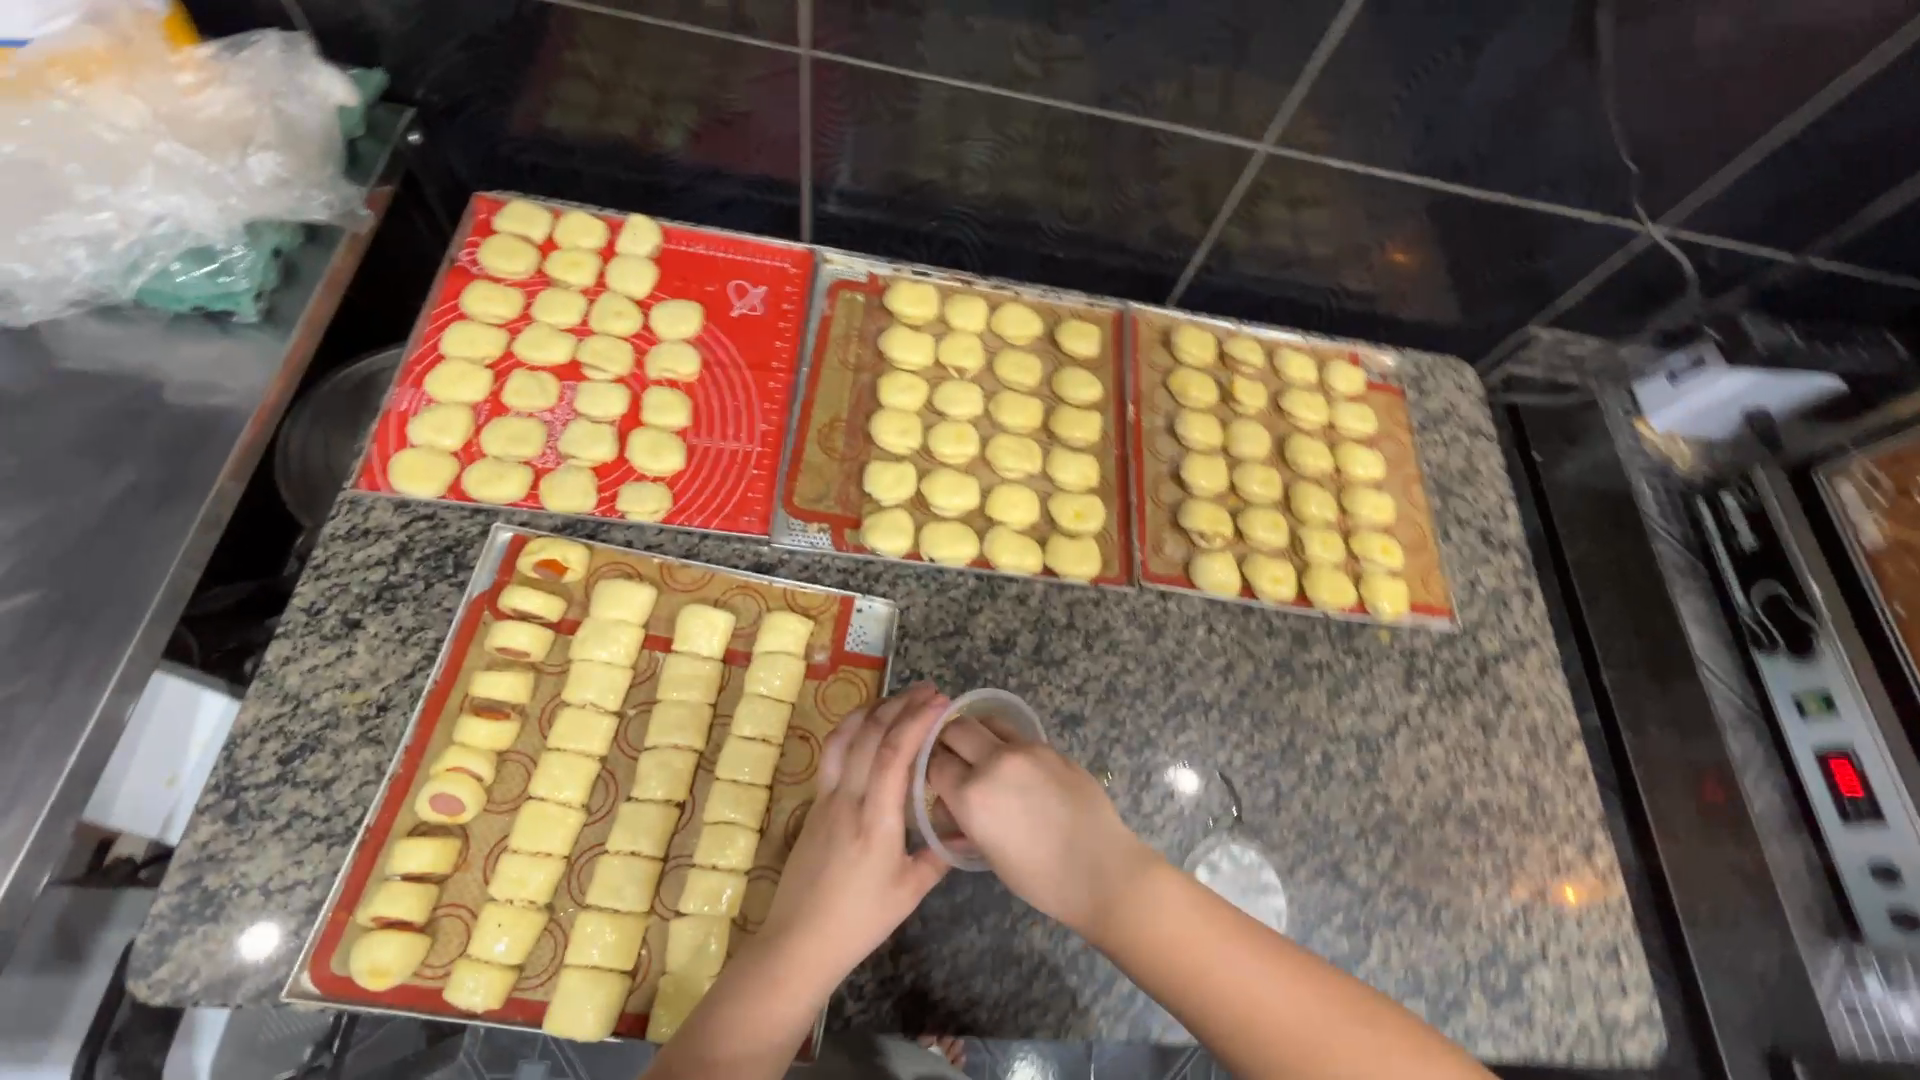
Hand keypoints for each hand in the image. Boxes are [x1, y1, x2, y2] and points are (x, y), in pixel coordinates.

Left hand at [755, 683, 951, 987]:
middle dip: (900, 704)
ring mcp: (825, 799)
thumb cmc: (858, 921)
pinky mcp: (813, 806)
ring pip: (844, 739)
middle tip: (928, 691)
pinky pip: (832, 756)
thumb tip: (967, 828)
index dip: (917, 720)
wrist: (797, 942)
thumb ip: (939, 855)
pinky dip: (851, 731)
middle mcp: (848, 799)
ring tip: (897, 698)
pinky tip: (864, 729)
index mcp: (876, 820)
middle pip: (870, 735)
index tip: (941, 701)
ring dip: (872, 710)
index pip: (896, 753)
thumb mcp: (909, 892)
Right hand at [926, 717, 1158, 939]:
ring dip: (977, 732)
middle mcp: (994, 762)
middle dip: (947, 740)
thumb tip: (950, 805)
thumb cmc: (1039, 877)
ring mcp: (1026, 750)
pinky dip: (1005, 741)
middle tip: (951, 757)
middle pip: (955, 728)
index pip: (934, 763)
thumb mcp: (987, 854)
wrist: (1100, 870)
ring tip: (980, 751)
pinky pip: (1017, 734)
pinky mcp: (1051, 748)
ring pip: (987, 721)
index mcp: (971, 795)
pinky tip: (1014, 764)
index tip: (933, 777)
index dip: (930, 768)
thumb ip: (963, 820)